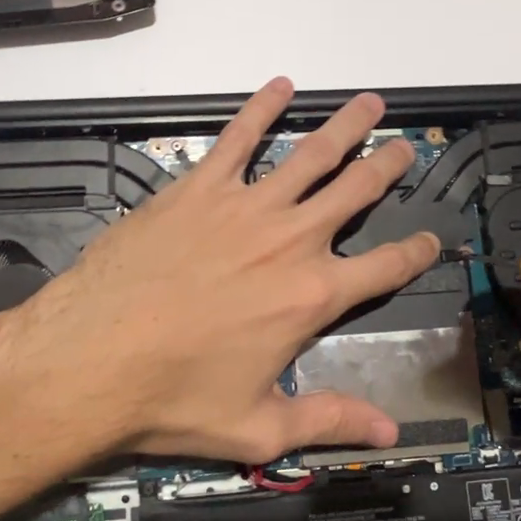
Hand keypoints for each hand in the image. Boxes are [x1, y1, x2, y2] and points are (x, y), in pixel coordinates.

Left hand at [0, 78, 440, 463]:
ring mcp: (243, 208)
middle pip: (355, 192)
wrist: (90, 358)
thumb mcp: (258, 428)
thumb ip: (328, 421)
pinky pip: (237, 138)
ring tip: (368, 103)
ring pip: (309, 155)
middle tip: (405, 147)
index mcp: (310, 297)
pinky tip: (279, 87)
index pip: (385, 268)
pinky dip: (260, 109)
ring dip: (344, 127)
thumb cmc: (172, 398)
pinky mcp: (196, 189)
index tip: (431, 239)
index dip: (416, 253)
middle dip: (386, 167)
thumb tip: (388, 433)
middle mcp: (289, 241)